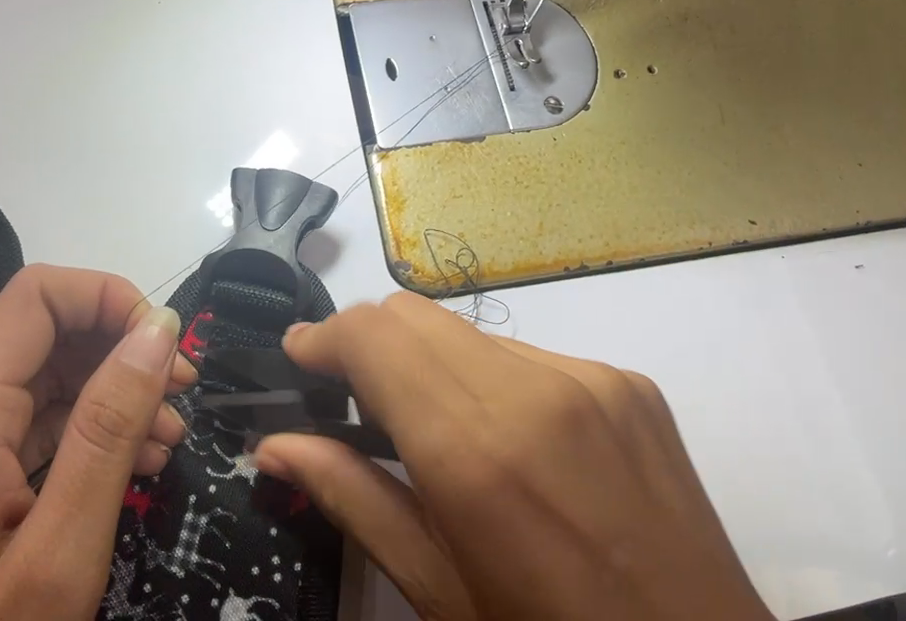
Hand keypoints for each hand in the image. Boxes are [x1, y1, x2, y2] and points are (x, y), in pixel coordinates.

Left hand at [0, 265, 196, 620]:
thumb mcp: (58, 558)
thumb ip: (109, 430)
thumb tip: (160, 326)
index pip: (39, 294)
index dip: (114, 299)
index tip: (169, 354)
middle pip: (36, 330)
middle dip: (118, 351)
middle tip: (180, 406)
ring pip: (27, 373)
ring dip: (102, 392)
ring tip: (163, 445)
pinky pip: (7, 418)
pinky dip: (69, 426)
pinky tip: (118, 463)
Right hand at [253, 293, 771, 620]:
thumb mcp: (439, 590)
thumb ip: (351, 499)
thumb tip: (275, 445)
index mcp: (477, 450)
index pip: (375, 336)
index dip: (324, 337)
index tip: (298, 358)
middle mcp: (536, 389)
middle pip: (416, 315)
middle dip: (367, 341)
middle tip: (344, 391)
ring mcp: (593, 378)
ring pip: (470, 332)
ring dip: (429, 361)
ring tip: (428, 427)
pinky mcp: (630, 383)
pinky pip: (530, 355)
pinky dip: (491, 379)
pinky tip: (506, 442)